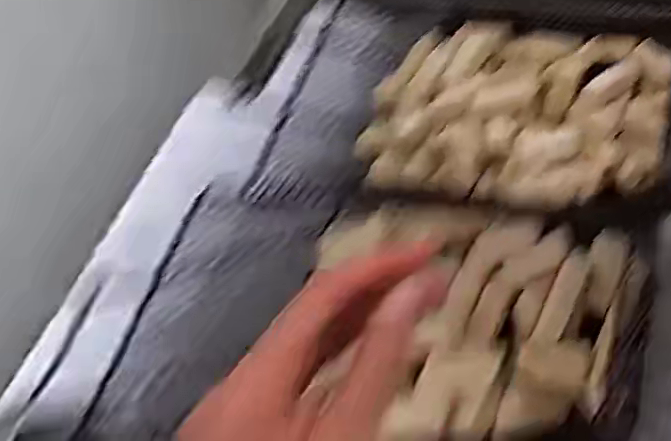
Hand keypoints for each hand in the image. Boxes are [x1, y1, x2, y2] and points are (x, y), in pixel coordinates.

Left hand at [180, 243, 446, 440]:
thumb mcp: (345, 432)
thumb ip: (380, 356)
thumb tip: (417, 286)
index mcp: (251, 378)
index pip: (325, 292)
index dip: (381, 262)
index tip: (432, 248)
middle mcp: (236, 384)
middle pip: (314, 311)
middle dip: (379, 284)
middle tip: (436, 273)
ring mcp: (235, 408)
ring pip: (308, 338)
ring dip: (366, 311)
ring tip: (419, 299)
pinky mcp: (244, 427)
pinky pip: (301, 367)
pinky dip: (346, 345)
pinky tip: (377, 343)